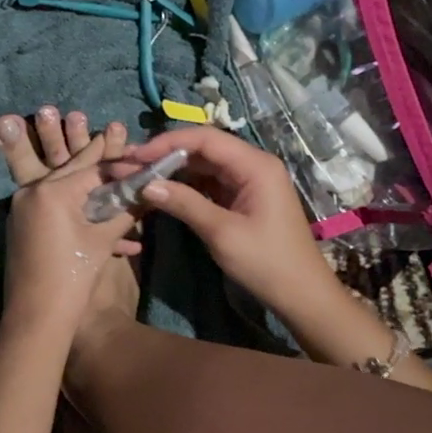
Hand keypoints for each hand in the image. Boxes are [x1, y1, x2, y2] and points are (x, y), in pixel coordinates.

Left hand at [3, 136, 140, 330]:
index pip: (92, 169)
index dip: (120, 166)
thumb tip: (149, 192)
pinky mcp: (21, 225)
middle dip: (101, 166)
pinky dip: (74, 211)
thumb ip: (125, 211)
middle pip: (74, 172)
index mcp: (51, 191)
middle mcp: (31, 192)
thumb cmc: (73, 277)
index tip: (141, 160)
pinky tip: (100, 217)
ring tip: (117, 179)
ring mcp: (22, 209)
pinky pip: (52, 209)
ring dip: (89, 189)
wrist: (36, 317)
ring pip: (63, 191)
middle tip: (123, 142)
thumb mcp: (103, 241)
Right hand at [120, 126, 337, 314]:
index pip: (205, 138)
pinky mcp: (244, 198)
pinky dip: (186, 186)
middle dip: (166, 155)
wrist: (301, 294)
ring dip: (173, 170)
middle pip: (204, 148)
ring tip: (139, 177)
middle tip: (130, 166)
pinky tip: (162, 192)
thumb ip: (185, 203)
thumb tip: (147, 184)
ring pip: (204, 165)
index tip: (136, 156)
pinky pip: (210, 183)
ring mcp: (249, 181)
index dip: (168, 142)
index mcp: (255, 165)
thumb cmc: (266, 262)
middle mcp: (253, 165)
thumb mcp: (221, 233)